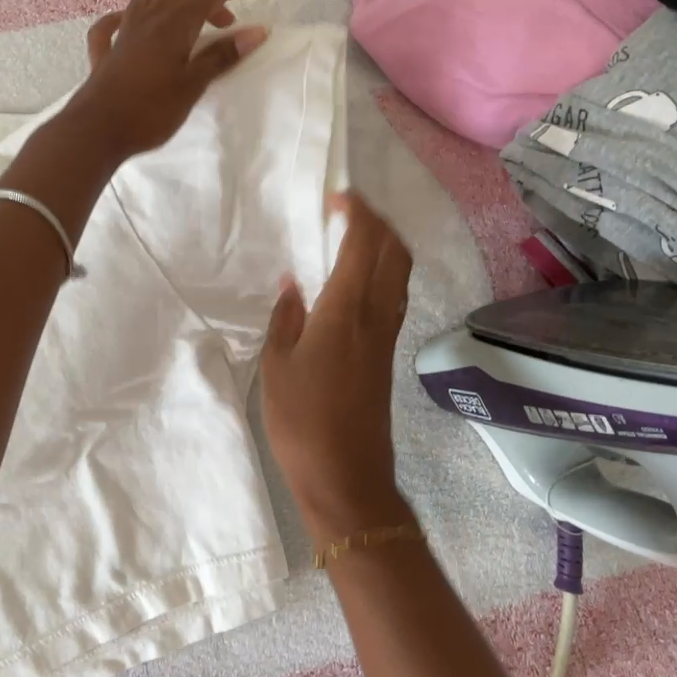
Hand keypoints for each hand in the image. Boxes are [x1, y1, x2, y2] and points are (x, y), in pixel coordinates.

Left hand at [61, 0, 272, 162]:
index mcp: (173, 24)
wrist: (95, 132)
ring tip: (187, 27)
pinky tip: (130, 27)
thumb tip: (255, 31)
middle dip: (209, 0)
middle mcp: (147, 19)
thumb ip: (221, 56)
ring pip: (149, 1)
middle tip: (226, 26)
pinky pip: (113, 24)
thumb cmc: (149, 111)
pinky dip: (128, 20)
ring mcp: (121, 33)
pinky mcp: (103, 53)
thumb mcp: (192, 86)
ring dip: (172, 5)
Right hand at [260, 193, 415, 541]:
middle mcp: (377, 317)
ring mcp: (387, 338)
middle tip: (348, 211)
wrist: (346, 479)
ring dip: (384, 246)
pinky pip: (393, 298)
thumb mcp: (276, 366)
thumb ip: (286, 318)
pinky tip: (352, 282)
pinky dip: (380, 274)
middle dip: (379, 222)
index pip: (365, 244)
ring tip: (351, 237)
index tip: (337, 198)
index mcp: (346, 311)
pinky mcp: (386, 357)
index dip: (358, 213)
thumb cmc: (301, 421)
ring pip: (399, 275)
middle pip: (396, 254)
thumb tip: (294, 284)